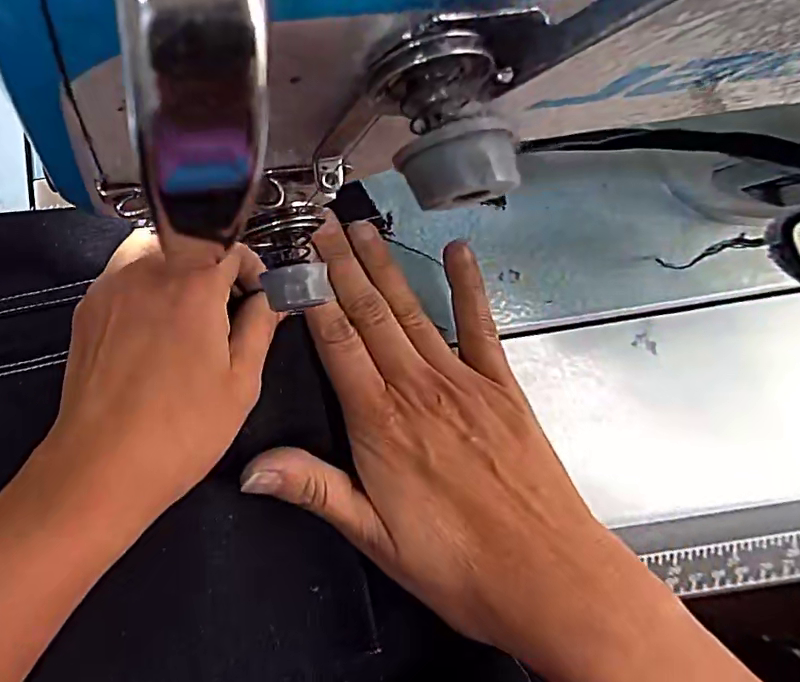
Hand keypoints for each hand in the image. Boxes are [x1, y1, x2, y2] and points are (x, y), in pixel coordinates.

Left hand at [39, 229, 280, 519]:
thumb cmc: (175, 432)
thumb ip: (261, 326)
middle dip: (215, 264)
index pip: (233, 245)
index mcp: (194, 283)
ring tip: (186, 313)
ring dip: (178, 266)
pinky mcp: (90, 305)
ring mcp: (114, 285)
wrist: (100, 467)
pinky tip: (154, 328)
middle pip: (194, 238)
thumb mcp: (240, 382)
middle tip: (223, 307)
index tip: (255, 295)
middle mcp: (150, 270)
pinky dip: (146, 283)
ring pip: (156, 247)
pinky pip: (125, 272)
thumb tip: (271, 300)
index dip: (252, 269)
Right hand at [240, 221, 751, 681]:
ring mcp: (460, 379)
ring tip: (362, 228)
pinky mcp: (499, 382)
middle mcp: (416, 386)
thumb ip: (314, 490)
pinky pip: (478, 323)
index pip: (336, 340)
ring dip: (383, 264)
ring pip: (410, 309)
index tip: (296, 258)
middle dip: (340, 263)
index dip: (313, 294)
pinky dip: (467, 284)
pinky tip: (458, 250)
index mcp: (379, 421)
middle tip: (321, 223)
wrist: (549, 577)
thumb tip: (250, 469)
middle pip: (368, 311)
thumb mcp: (374, 539)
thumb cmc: (457, 565)